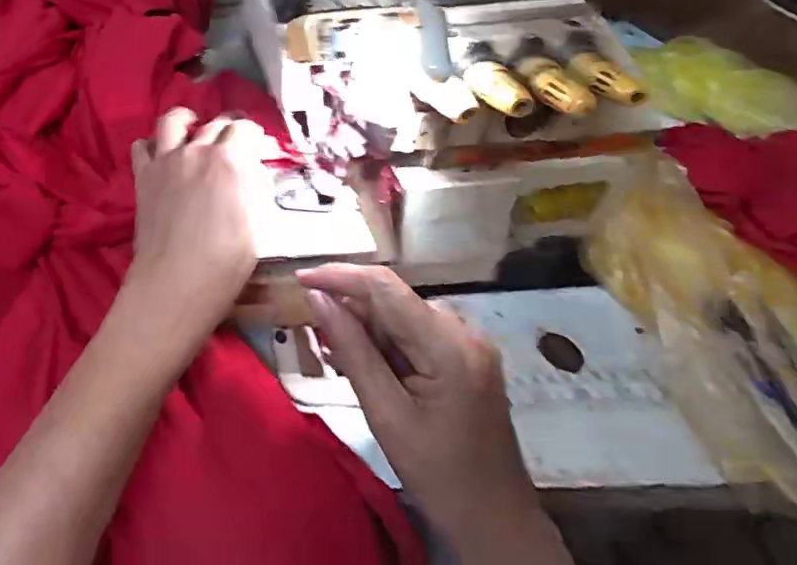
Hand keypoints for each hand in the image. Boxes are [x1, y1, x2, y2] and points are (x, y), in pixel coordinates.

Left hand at [123, 107, 265, 336]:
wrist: (173, 285)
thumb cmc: (224, 264)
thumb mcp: (258, 228)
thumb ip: (255, 192)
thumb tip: (252, 175)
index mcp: (227, 162)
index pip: (243, 129)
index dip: (253, 133)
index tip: (258, 144)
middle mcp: (195, 152)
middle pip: (214, 124)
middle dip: (228, 128)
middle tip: (234, 141)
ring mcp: (165, 162)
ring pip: (172, 121)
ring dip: (187, 120)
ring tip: (193, 128)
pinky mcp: (143, 177)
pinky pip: (141, 147)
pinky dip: (153, 144)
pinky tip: (162, 154)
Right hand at [297, 264, 568, 564]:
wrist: (496, 521)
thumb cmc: (439, 477)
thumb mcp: (386, 414)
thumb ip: (352, 349)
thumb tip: (318, 297)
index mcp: (448, 344)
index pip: (385, 287)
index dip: (340, 275)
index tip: (300, 277)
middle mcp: (463, 329)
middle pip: (393, 300)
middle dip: (350, 309)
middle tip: (313, 332)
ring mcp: (468, 341)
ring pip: (401, 316)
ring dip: (365, 329)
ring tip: (335, 356)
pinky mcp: (466, 354)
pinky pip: (416, 333)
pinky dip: (387, 343)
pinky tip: (364, 363)